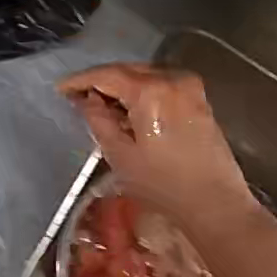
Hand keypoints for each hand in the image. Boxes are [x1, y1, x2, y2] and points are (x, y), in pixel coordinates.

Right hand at [57, 63, 256, 225]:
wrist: (216, 205)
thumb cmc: (163, 184)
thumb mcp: (119, 154)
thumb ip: (98, 120)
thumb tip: (86, 99)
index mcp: (150, 91)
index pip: (106, 74)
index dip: (80, 80)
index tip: (61, 89)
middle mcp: (171, 79)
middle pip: (126, 70)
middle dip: (100, 81)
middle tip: (78, 97)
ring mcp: (189, 88)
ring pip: (144, 75)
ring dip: (121, 86)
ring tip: (100, 105)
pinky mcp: (199, 99)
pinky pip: (160, 84)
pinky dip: (141, 92)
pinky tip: (128, 110)